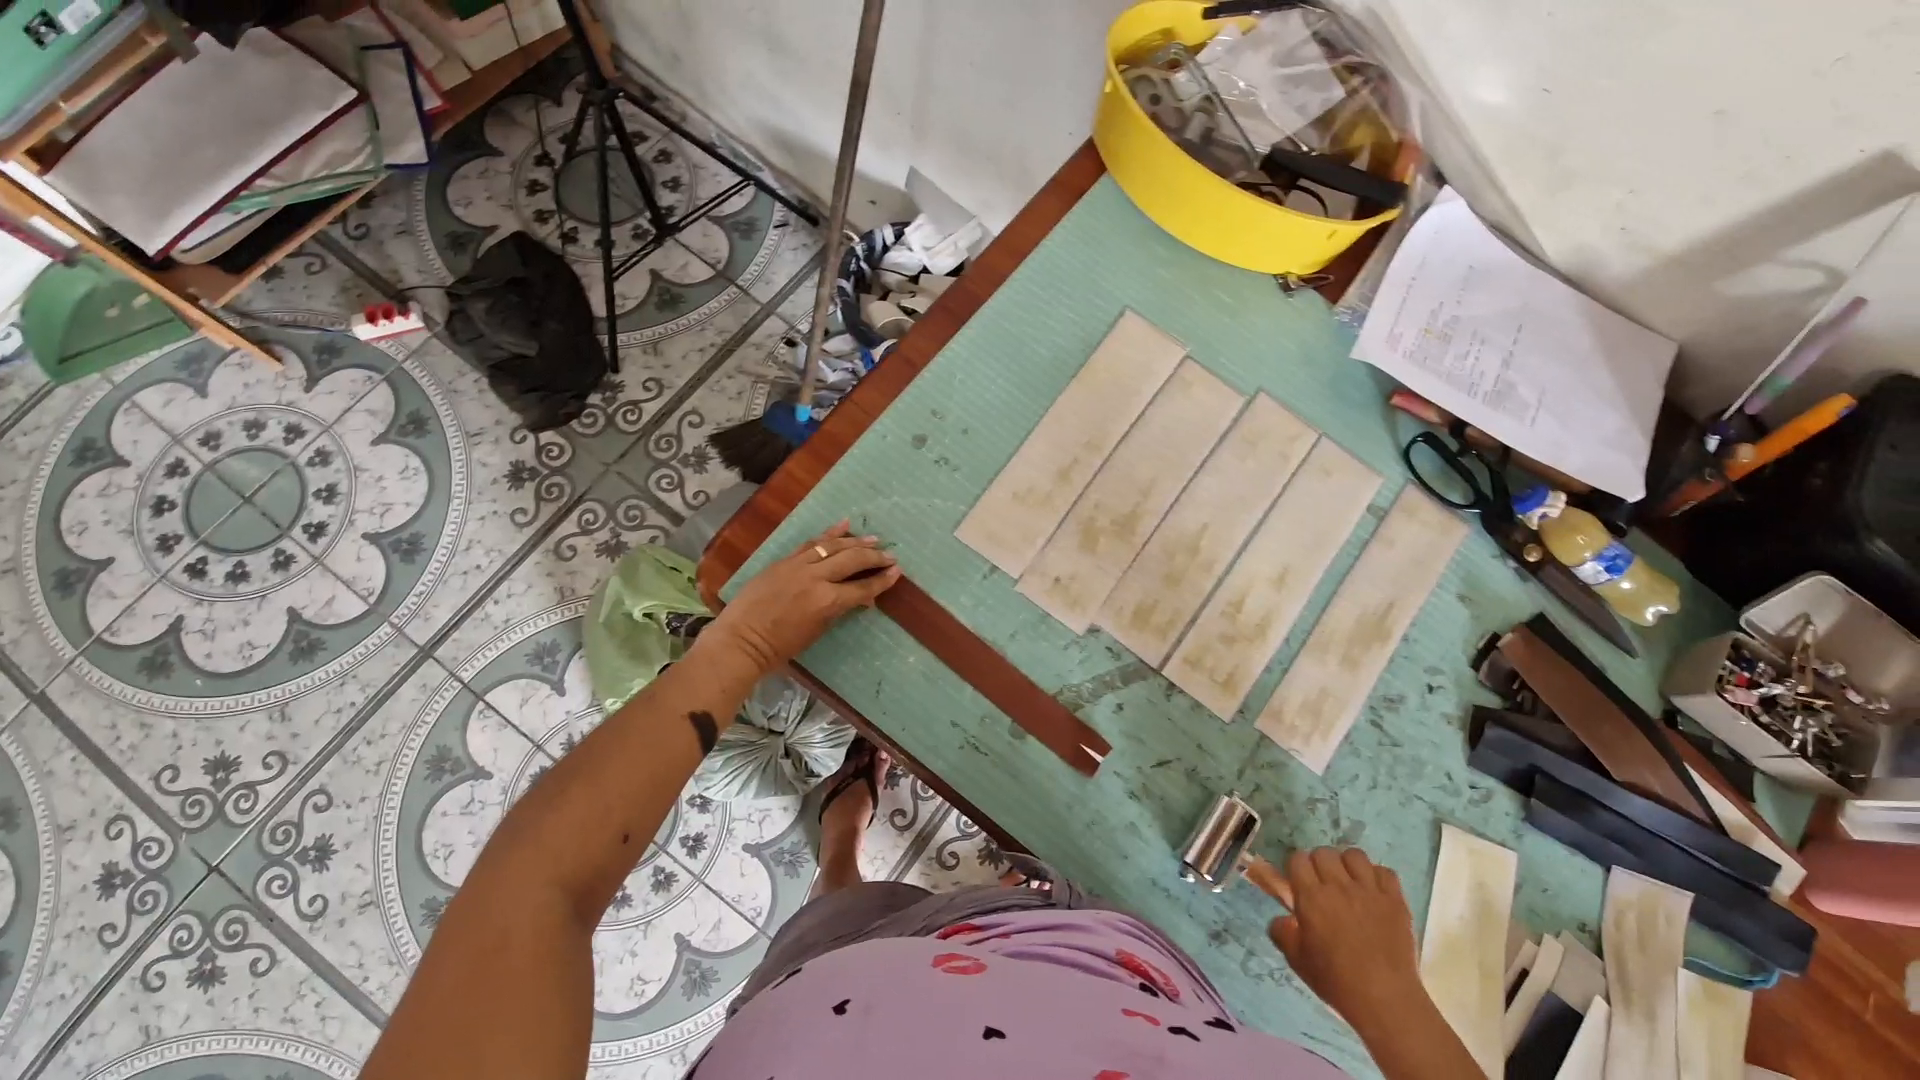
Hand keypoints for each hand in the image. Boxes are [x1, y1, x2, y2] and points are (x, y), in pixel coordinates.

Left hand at [703, 521, 900, 673]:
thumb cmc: (780, 647)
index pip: (863, 588)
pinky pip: (811, 543)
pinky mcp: (784, 560)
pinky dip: (829, 533)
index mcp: (827, 601)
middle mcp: (816, 578)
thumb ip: (838, 610)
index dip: (882, 580)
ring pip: (833, 546)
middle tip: (890, 555)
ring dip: (856, 542)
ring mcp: (798, 565)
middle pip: (852, 560)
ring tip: (873, 540)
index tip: (896, 572)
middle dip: (874, 557)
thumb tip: (858, 599)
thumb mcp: (817, 631)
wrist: (741, 640)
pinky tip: (844, 525)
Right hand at [1267, 848, 1424, 1030]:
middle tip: (1322, 885)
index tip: (1299, 883)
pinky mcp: (1395, 900)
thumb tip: (1282, 919)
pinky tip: (1373, 893)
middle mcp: (1339, 886)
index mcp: (1312, 897)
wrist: (1384, 997)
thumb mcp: (1296, 960)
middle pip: (1324, 852)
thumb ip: (1282, 932)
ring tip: (1348, 883)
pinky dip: (1376, 877)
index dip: (1296, 868)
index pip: (1298, 858)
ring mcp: (1370, 891)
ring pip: (1354, 855)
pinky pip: (1384, 871)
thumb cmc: (1335, 980)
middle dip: (1319, 864)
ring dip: (1347, 865)